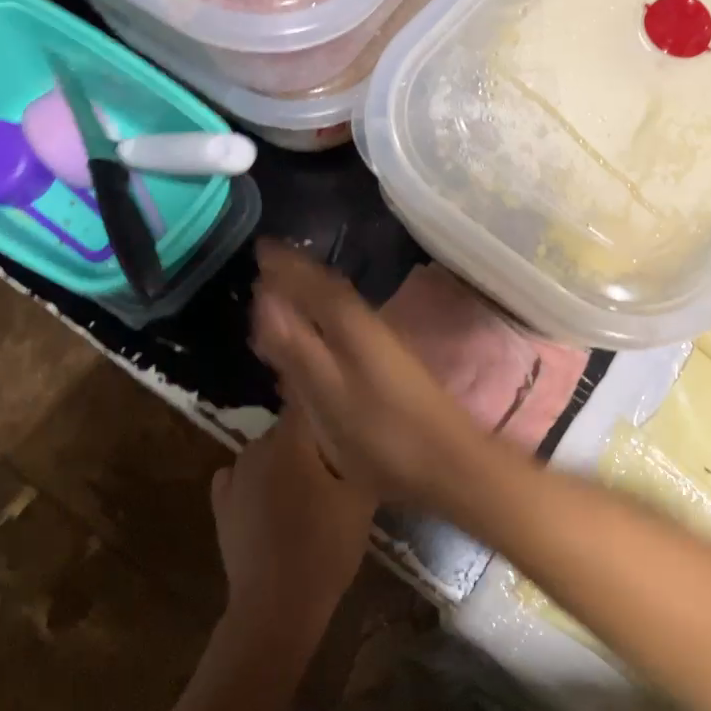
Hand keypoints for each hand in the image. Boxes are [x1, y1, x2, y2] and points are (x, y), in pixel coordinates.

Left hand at [210, 399, 375, 629]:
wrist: (277, 605)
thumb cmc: (326, 547)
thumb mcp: (361, 497)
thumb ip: (358, 456)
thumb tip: (360, 433)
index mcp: (292, 441)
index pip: (309, 400)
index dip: (330, 404)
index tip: (349, 417)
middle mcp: (257, 448)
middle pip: (289, 427)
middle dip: (312, 438)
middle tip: (338, 462)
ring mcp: (234, 476)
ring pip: (267, 452)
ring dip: (286, 460)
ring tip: (310, 487)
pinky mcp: (221, 505)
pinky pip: (242, 477)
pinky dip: (259, 482)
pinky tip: (276, 502)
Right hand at [249, 240, 499, 510]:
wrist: (449, 463)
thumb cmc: (384, 434)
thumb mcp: (329, 395)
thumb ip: (296, 347)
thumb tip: (264, 297)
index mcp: (352, 326)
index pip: (315, 282)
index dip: (286, 265)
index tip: (260, 247)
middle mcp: (369, 327)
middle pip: (328, 292)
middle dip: (296, 279)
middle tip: (264, 270)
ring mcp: (384, 348)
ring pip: (339, 312)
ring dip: (310, 301)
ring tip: (280, 299)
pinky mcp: (391, 369)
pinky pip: (347, 332)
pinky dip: (325, 326)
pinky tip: (316, 342)